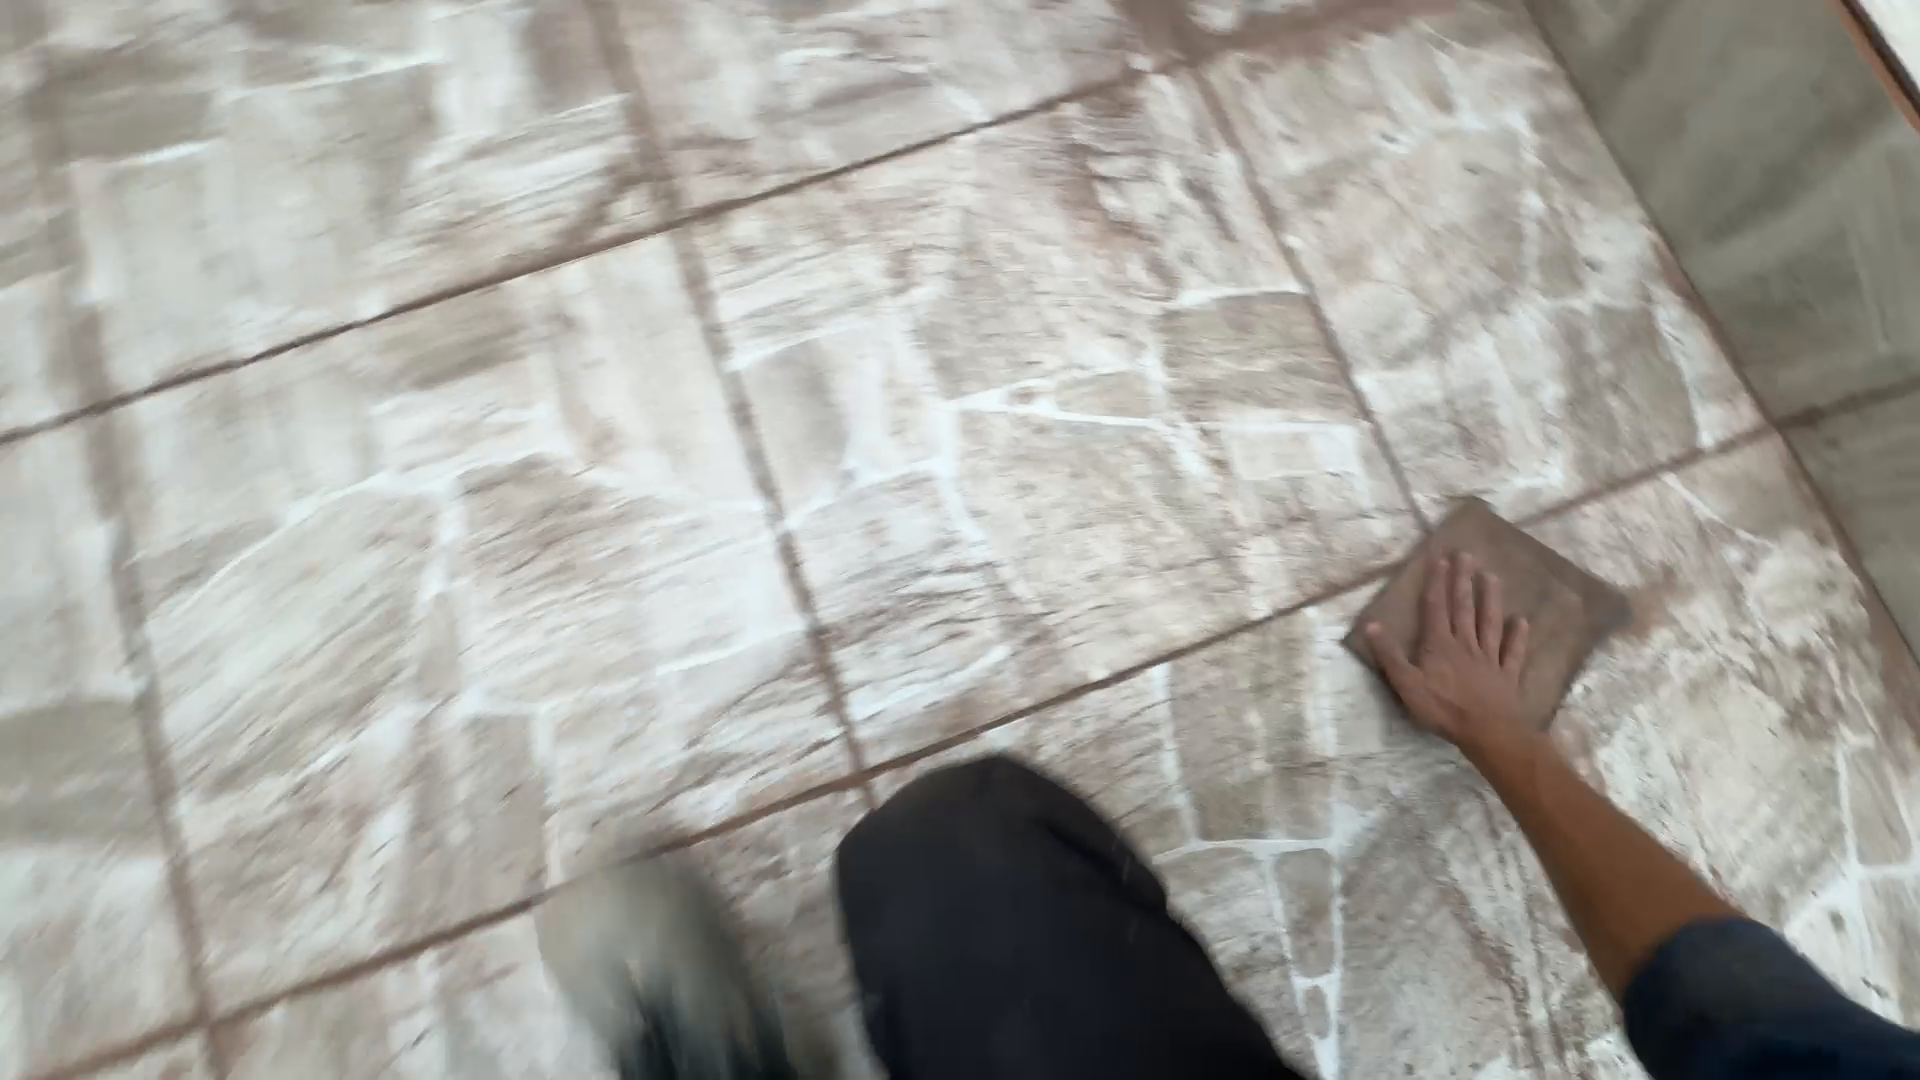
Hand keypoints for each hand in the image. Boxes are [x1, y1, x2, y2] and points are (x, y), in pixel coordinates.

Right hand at [1366, 553, 1531, 753]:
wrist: (1489, 732)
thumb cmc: (1443, 709)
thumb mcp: (1405, 684)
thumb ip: (1389, 654)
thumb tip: (1372, 625)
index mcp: (1439, 645)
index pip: (1436, 608)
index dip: (1437, 583)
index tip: (1440, 560)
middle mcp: (1465, 645)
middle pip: (1464, 608)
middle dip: (1462, 581)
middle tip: (1466, 556)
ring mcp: (1489, 658)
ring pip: (1489, 623)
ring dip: (1490, 599)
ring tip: (1492, 576)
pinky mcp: (1507, 675)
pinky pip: (1513, 651)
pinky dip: (1518, 636)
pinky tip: (1522, 622)